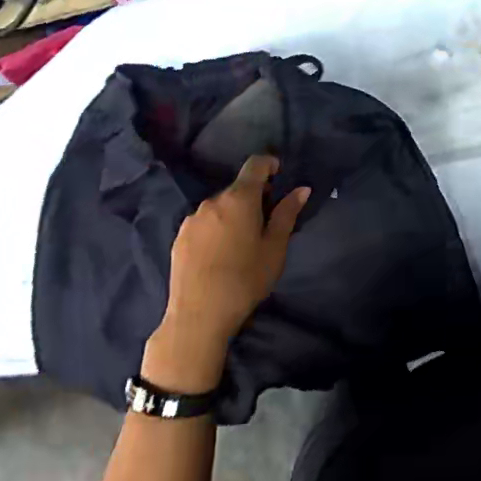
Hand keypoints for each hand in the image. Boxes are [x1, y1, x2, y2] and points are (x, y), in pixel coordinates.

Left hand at [143, 155, 309, 392]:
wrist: (198, 316)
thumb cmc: (245, 280)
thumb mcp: (274, 249)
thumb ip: (287, 214)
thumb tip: (301, 189)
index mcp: (239, 198)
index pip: (255, 164)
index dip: (269, 164)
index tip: (279, 175)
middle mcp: (213, 200)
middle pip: (237, 188)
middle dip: (253, 197)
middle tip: (265, 222)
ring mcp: (192, 219)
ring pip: (219, 207)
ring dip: (232, 214)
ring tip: (240, 243)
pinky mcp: (179, 237)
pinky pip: (203, 223)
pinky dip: (215, 229)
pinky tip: (218, 255)